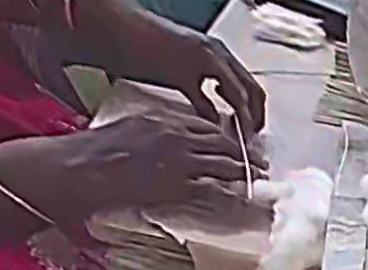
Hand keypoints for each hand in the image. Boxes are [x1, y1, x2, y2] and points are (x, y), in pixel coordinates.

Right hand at [1, 114, 245, 218]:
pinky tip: (245, 197)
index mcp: (162, 120)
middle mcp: (175, 135)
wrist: (85, 169)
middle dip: (246, 154)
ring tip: (263, 181)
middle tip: (264, 165)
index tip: (242, 147)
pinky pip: (215, 186)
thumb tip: (180, 151)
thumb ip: (160, 138)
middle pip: (222, 142)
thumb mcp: (133, 133)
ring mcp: (180, 159)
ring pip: (225, 162)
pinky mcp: (181, 182)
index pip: (206, 125)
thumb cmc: (103, 156)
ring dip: (247, 172)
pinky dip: (233, 191)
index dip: (229, 138)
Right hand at [78, 0, 265, 131]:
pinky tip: (224, 136)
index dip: (254, 113)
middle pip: (254, 91)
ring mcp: (207, 57)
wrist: (109, 26)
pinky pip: (222, 100)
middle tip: (255, 143)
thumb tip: (213, 119)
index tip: (253, 134)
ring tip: (246, 145)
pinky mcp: (193, 68)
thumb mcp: (180, 76)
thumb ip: (201, 96)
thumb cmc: (137, 51)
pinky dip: (226, 121)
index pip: (248, 86)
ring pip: (244, 96)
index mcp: (214, 53)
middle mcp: (215, 52)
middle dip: (258, 119)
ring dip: (248, 122)